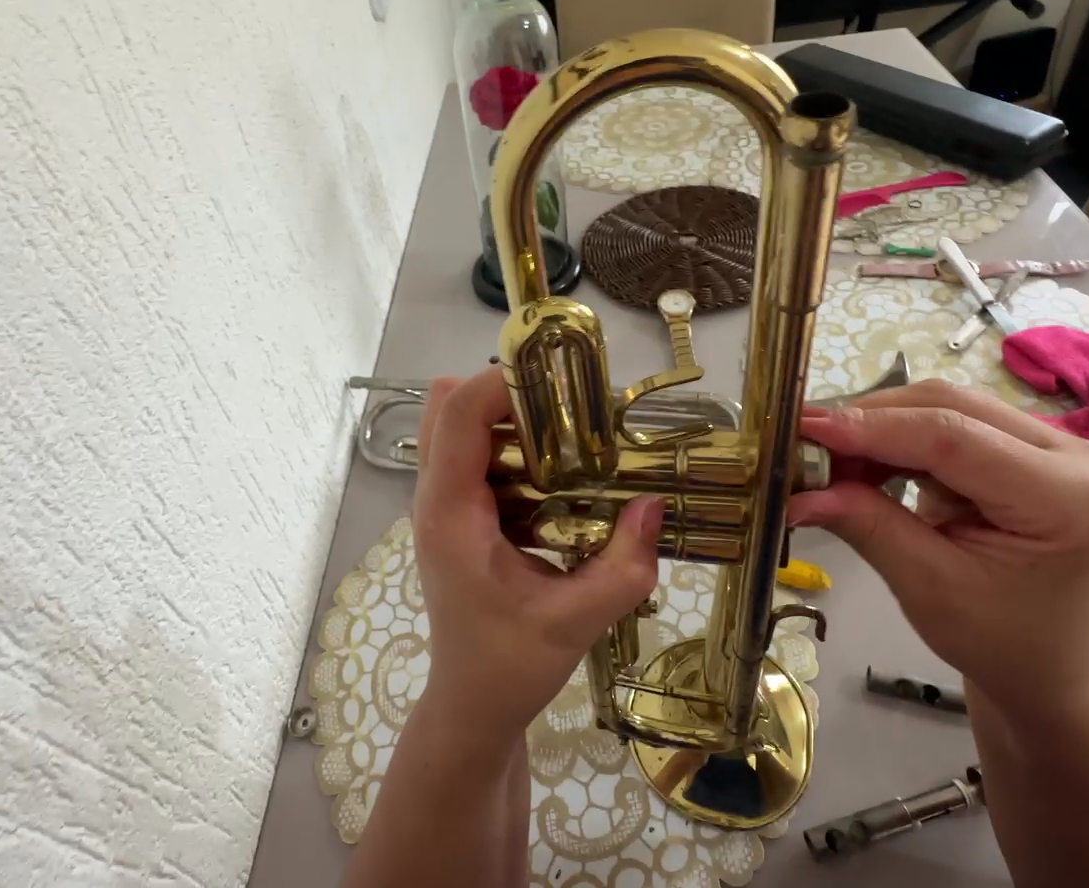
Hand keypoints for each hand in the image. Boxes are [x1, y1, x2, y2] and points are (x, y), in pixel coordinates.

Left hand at [411, 369, 663, 739]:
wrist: (471, 706)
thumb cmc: (510, 669)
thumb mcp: (574, 624)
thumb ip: (622, 570)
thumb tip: (654, 506)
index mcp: (450, 514)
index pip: (460, 412)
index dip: (506, 381)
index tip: (568, 386)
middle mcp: (434, 498)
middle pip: (449, 404)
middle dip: (508, 393)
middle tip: (569, 413)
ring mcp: (439, 504)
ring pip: (457, 424)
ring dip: (507, 417)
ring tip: (566, 439)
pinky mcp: (454, 513)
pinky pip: (470, 452)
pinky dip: (506, 443)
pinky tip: (554, 475)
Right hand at [790, 380, 1088, 721]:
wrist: (1045, 664)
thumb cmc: (996, 640)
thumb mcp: (927, 588)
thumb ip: (867, 526)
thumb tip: (798, 492)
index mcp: (1069, 499)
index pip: (954, 438)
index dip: (873, 427)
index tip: (805, 428)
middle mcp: (1076, 455)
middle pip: (951, 408)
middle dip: (870, 420)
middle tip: (804, 442)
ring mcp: (1056, 445)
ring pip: (947, 406)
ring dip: (880, 425)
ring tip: (827, 457)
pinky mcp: (1029, 446)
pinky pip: (951, 421)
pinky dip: (897, 438)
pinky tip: (862, 461)